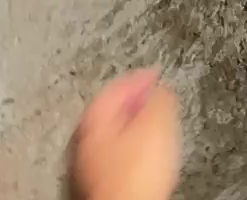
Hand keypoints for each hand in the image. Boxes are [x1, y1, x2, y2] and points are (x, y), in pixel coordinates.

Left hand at [67, 69, 181, 199]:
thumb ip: (160, 96)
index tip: (153, 70)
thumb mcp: (159, 118)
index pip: (113, 86)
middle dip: (131, 98)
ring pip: (111, 130)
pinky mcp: (100, 177)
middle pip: (108, 109)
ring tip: (152, 116)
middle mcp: (86, 138)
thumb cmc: (136, 166)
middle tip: (150, 90)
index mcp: (95, 119)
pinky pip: (116, 149)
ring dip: (131, 119)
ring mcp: (90, 160)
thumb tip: (160, 86)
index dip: (136, 74)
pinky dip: (131, 139)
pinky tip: (144, 144)